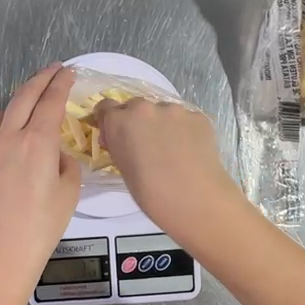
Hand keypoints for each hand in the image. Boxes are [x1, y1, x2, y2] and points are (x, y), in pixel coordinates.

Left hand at [0, 64, 81, 288]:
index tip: (69, 72)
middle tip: (54, 70)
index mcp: (38, 141)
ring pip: (6, 110)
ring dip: (21, 97)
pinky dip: (6, 119)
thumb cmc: (42, 226)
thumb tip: (56, 156)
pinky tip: (13, 127)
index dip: (61, 84)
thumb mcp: (69, 193)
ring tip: (35, 95)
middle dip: (41, 79)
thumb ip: (66, 165)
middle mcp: (12, 137)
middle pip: (25, 96)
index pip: (51, 102)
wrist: (1, 252)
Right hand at [92, 97, 248, 245]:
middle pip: (135, 106)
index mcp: (120, 122)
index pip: (106, 107)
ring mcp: (174, 110)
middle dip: (137, 121)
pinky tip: (190, 150)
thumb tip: (125, 140)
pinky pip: (185, 119)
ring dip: (163, 124)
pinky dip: (184, 130)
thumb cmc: (150, 193)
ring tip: (173, 148)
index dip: (109, 119)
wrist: (194, 198)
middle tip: (146, 143)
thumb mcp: (123, 168)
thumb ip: (120, 145)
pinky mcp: (198, 116)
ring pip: (163, 111)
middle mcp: (145, 109)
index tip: (114, 132)